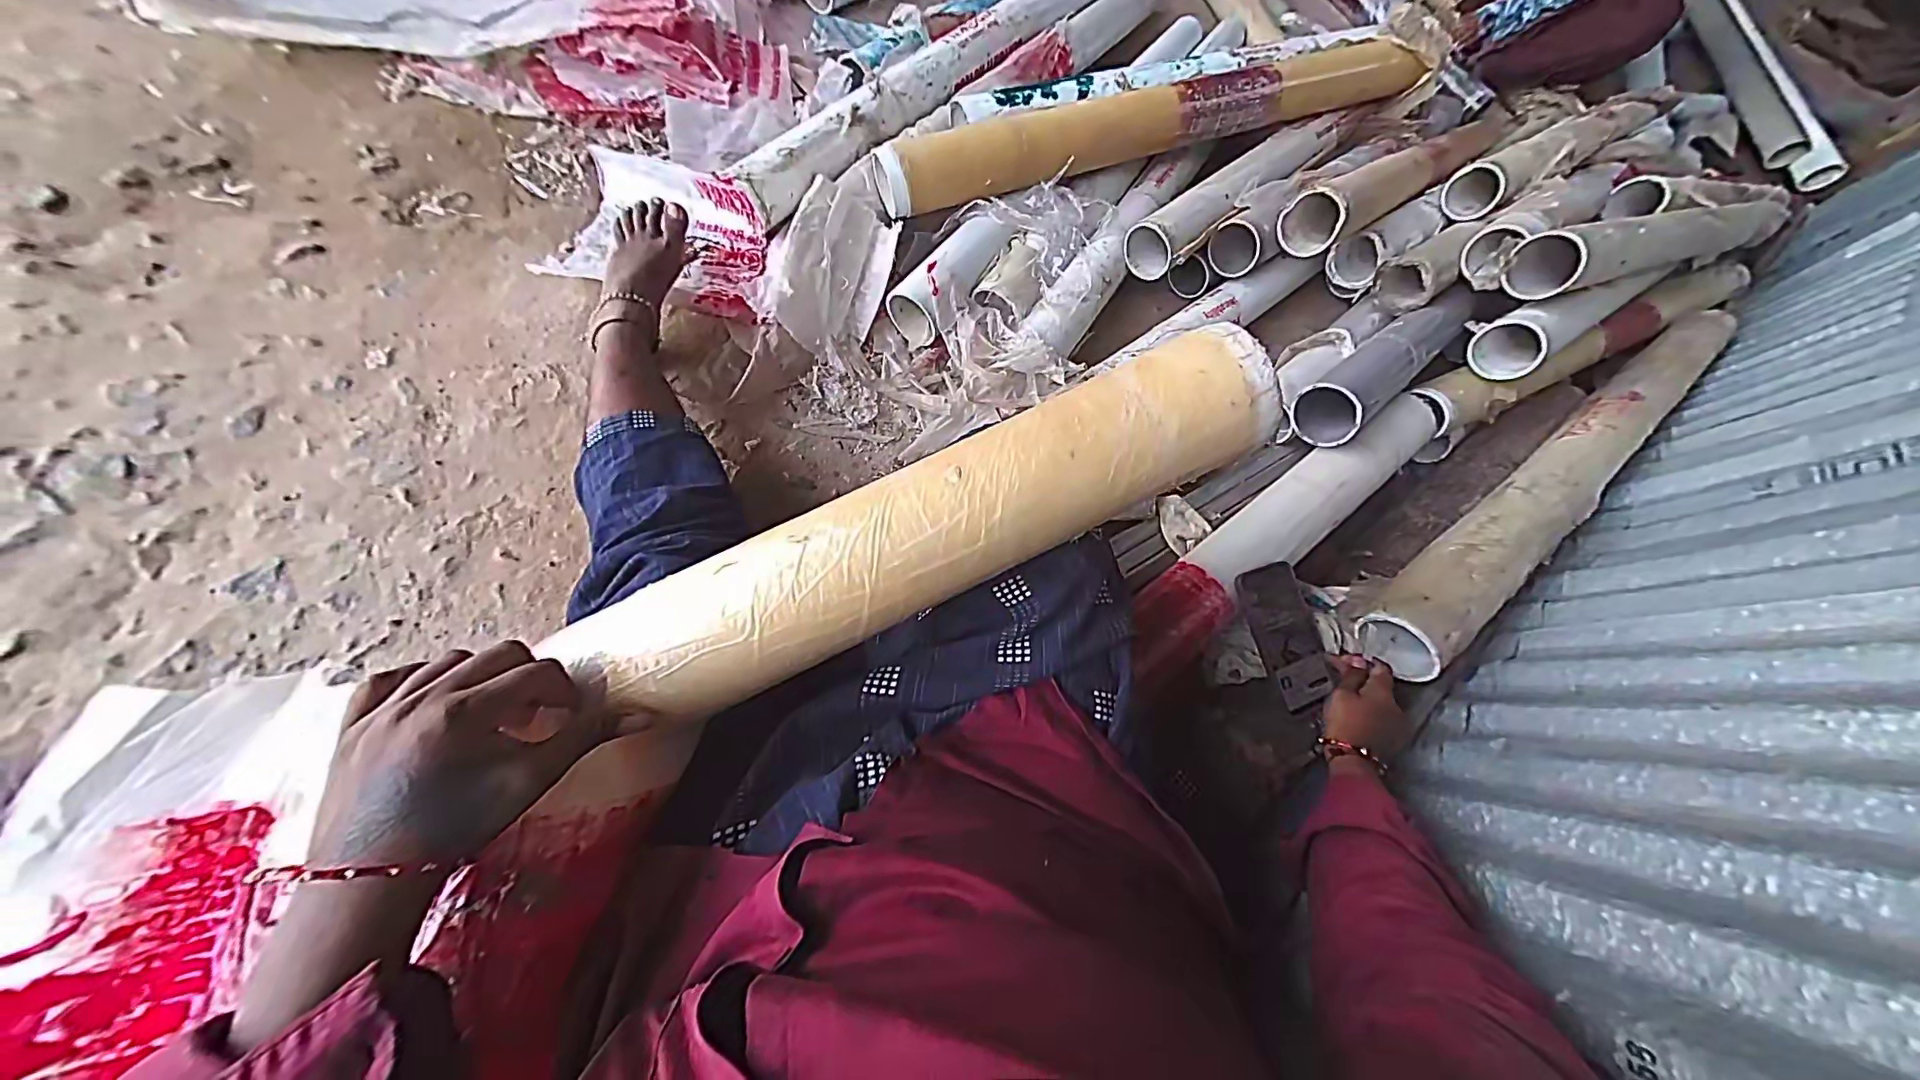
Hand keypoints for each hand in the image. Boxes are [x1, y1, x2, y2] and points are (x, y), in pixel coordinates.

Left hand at [311, 641, 609, 866]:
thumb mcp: (531, 780)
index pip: (538, 673)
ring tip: (490, 712)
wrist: (372, 877)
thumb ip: (584, 738)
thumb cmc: (458, 828)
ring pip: (451, 660)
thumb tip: (642, 716)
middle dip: (529, 676)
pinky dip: (423, 679)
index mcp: (466, 710)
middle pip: (499, 653)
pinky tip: (438, 702)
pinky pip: (393, 677)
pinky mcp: (353, 722)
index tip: (569, 716)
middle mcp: (422, 697)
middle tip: (535, 713)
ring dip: (483, 676)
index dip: (565, 690)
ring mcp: (382, 707)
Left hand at [603, 198, 688, 309]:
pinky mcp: (618, 252)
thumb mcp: (675, 255)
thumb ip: (676, 229)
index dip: (663, 207)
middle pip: (642, 215)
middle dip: (646, 207)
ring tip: (631, 209)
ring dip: (630, 212)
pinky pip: (618, 232)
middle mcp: (643, 235)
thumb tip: (675, 204)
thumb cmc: (657, 278)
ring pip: (627, 220)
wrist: (632, 295)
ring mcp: (628, 243)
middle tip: (648, 203)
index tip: (666, 203)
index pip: (661, 215)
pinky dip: (619, 224)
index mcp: (659, 237)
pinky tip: (618, 224)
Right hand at [1321, 655, 1409, 762]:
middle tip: (1344, 680)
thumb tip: (1359, 662)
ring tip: (1350, 700)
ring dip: (1369, 698)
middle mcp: (1397, 704)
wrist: (1352, 758)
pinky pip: (1384, 716)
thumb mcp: (1342, 694)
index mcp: (1383, 691)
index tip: (1347, 662)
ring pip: (1383, 702)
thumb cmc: (1345, 722)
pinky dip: (1373, 712)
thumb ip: (1352, 676)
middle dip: (1365, 681)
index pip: (1380, 668)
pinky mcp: (1395, 737)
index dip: (1364, 662)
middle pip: (1382, 686)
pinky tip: (1359, 715)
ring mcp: (1399, 722)